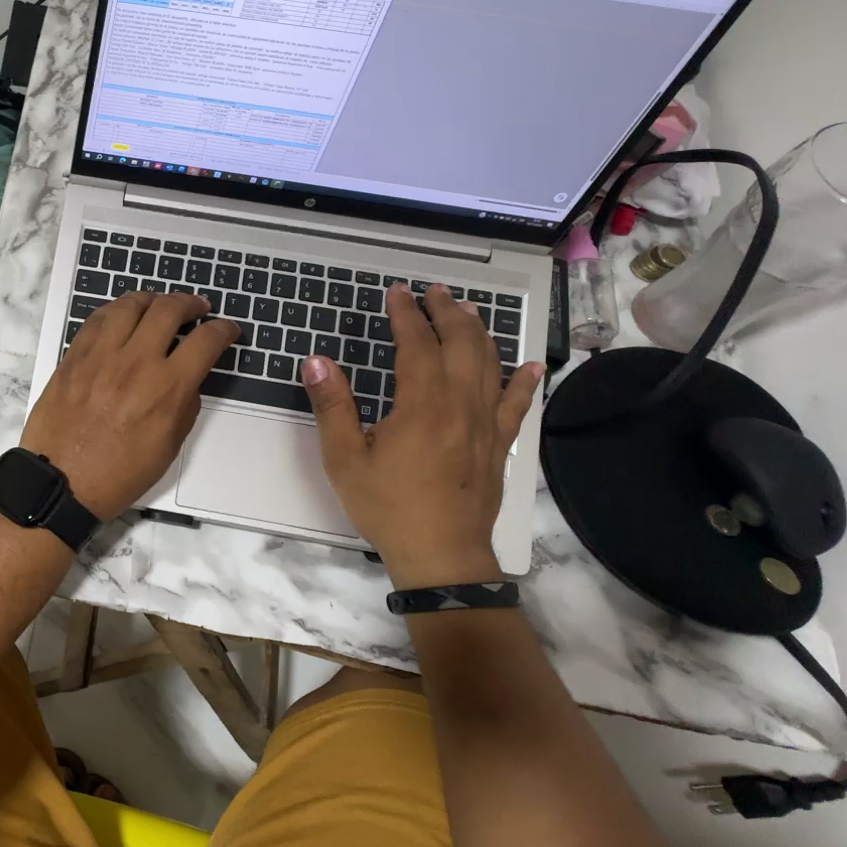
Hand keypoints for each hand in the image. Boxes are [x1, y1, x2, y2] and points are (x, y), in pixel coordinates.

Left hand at [22, 292, 238, 521]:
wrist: (61, 483)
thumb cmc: (118, 474)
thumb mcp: (169, 446)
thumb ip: (185, 403)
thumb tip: (189, 376)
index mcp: (166, 388)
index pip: (206, 340)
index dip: (224, 329)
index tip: (227, 328)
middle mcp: (135, 363)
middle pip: (168, 309)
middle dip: (190, 303)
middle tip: (196, 309)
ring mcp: (100, 356)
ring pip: (129, 305)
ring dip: (151, 299)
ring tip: (159, 305)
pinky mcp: (73, 357)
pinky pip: (97, 319)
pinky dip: (116, 311)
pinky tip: (123, 316)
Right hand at [301, 283, 544, 588]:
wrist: (441, 554)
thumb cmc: (387, 507)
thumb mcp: (345, 459)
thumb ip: (332, 407)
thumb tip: (316, 361)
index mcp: (422, 405)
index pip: (417, 345)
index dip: (407, 315)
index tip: (397, 292)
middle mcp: (461, 405)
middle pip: (461, 345)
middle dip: (447, 313)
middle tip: (434, 292)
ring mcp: (486, 424)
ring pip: (491, 365)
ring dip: (479, 333)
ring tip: (468, 311)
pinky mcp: (500, 445)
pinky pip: (518, 403)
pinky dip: (524, 380)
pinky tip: (530, 364)